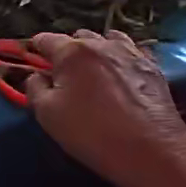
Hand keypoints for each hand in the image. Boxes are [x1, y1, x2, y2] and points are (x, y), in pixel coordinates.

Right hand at [25, 30, 185, 186]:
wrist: (150, 149)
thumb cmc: (90, 131)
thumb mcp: (47, 114)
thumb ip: (35, 88)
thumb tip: (37, 76)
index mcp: (71, 52)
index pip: (45, 39)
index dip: (35, 49)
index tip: (32, 62)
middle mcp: (101, 43)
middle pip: (78, 37)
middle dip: (66, 51)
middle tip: (63, 75)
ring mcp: (131, 52)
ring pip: (107, 39)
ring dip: (95, 51)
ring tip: (93, 71)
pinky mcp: (153, 65)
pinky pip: (131, 51)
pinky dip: (120, 57)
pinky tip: (120, 73)